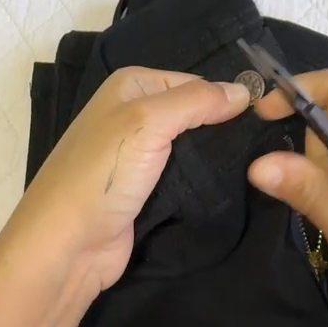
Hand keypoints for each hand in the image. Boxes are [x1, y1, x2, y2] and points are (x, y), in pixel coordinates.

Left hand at [0, 67, 251, 326]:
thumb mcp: (149, 121)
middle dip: (220, 126)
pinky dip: (201, 179)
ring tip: (254, 162)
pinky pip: (182, 174)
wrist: (65, 246)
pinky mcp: (145, 189)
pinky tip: (228, 183)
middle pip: (191, 111)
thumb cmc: (103, 171)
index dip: (222, 96)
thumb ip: (197, 101)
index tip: (260, 114)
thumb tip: (244, 89)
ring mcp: (138, 153)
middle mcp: (133, 112)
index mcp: (131, 85)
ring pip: (189, 145)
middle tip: (262, 140)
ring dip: (213, 155)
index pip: (191, 81)